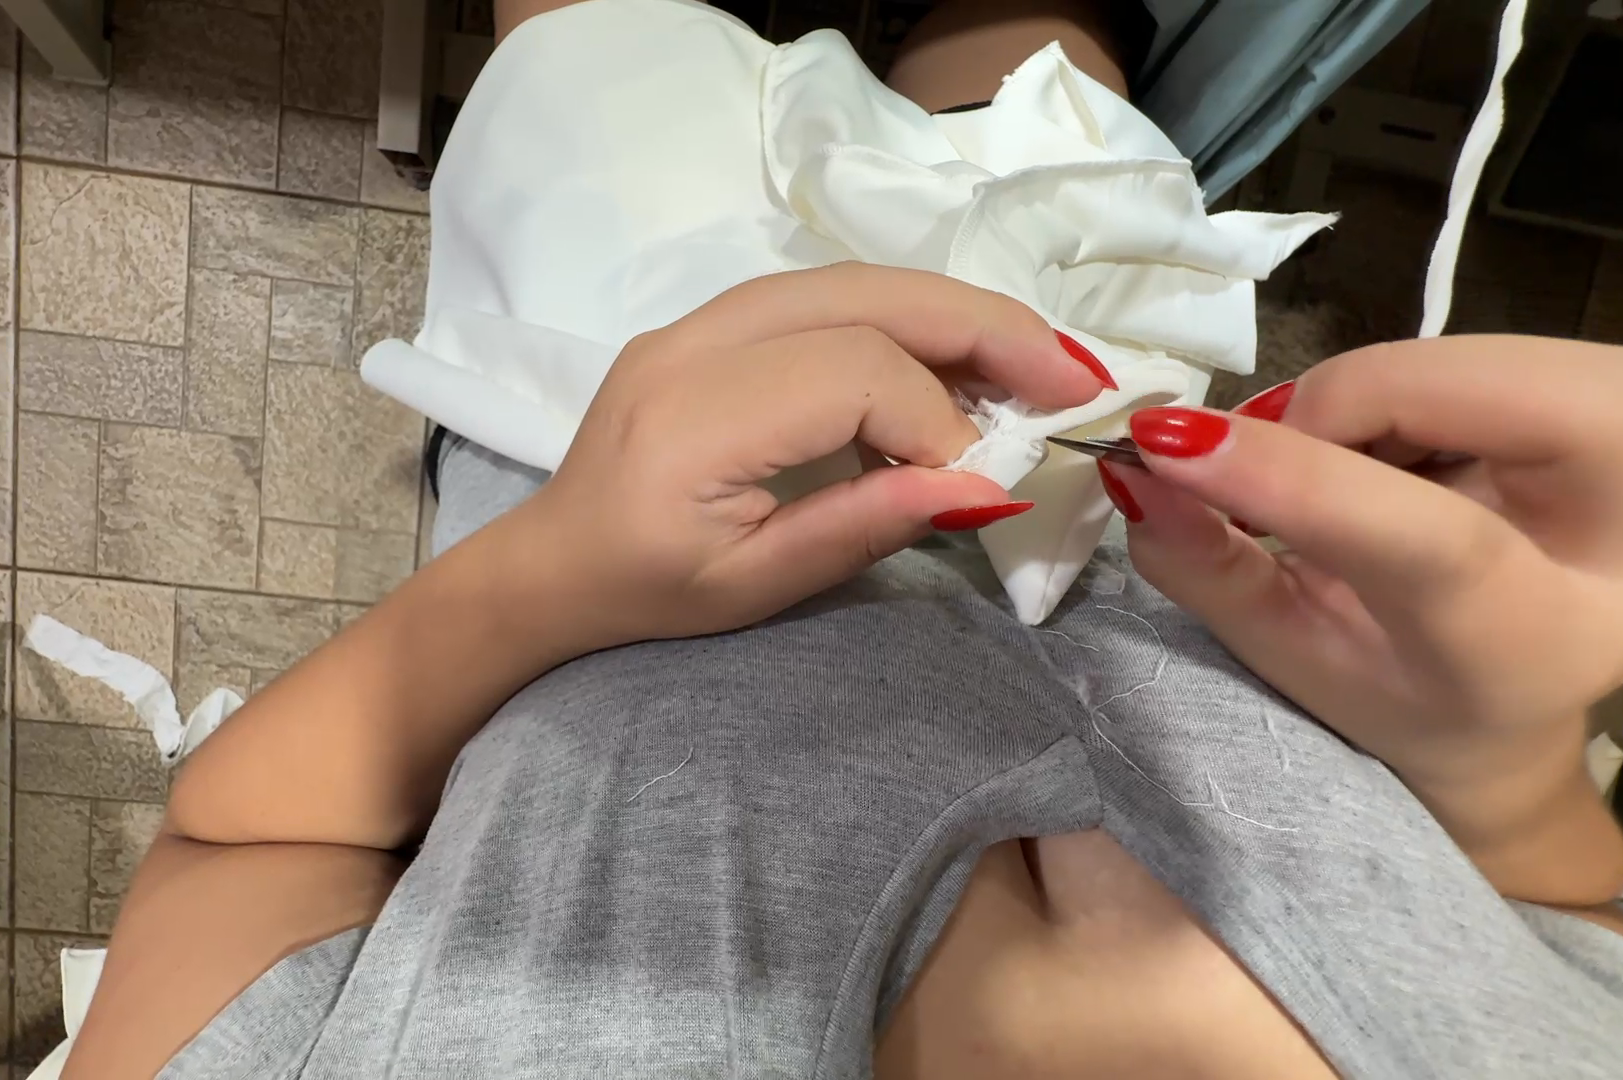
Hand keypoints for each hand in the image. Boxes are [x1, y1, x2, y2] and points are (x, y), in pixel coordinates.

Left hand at [497, 262, 1110, 651]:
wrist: (554, 565)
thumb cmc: (644, 595)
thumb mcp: (753, 586)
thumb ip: (861, 529)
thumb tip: (983, 488)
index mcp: (692, 420)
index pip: (849, 373)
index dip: (932, 419)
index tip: (972, 480)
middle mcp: (688, 346)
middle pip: (860, 293)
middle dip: (979, 327)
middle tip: (1068, 372)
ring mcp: (688, 324)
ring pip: (845, 281)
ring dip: (945, 314)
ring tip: (1023, 364)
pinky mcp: (699, 328)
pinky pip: (815, 300)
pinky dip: (891, 324)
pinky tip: (935, 365)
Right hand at [1102, 336, 1622, 903]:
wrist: (1513, 683)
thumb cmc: (1384, 683)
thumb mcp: (1276, 644)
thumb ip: (1198, 562)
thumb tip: (1133, 468)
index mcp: (1538, 643)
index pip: (1430, 542)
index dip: (1289, 477)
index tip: (1161, 442)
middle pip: (1490, 395)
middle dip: (1331, 404)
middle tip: (1255, 457)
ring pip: (1474, 357)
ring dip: (1351, 399)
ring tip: (1316, 465)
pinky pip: (1478, 353)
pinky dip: (1385, 389)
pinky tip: (1376, 449)